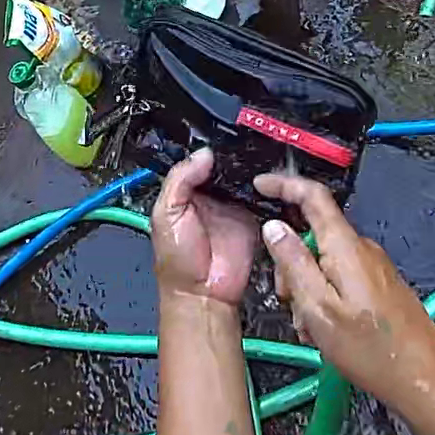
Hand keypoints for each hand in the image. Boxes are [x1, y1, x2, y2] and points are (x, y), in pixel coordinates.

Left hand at [151, 149, 259, 307]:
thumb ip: (180, 181)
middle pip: (226, 166)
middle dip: (234, 157)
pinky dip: (266, 190)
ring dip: (251, 172)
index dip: (209, 150)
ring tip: (256, 160)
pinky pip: (262, 198)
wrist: (203, 294)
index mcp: (187, 191)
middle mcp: (211, 196)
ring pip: (246, 179)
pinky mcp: (253, 218)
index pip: (200, 161)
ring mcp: (233, 206)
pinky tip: (268, 180)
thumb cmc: (177, 262)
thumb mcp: (166, 214)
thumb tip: (203, 154)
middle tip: (242, 146)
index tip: (221, 139)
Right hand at [253, 173, 434, 412]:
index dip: (283, 184)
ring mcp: (372, 266)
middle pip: (312, 235)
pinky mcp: (378, 284)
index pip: (312, 196)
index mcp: (345, 246)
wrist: (424, 381)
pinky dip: (324, 297)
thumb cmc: (370, 349)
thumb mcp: (318, 307)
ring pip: (322, 261)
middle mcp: (361, 248)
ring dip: (307, 288)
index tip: (259, 185)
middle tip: (289, 302)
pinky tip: (327, 330)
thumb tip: (273, 227)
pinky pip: (339, 277)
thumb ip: (292, 263)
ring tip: (312, 326)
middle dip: (291, 263)